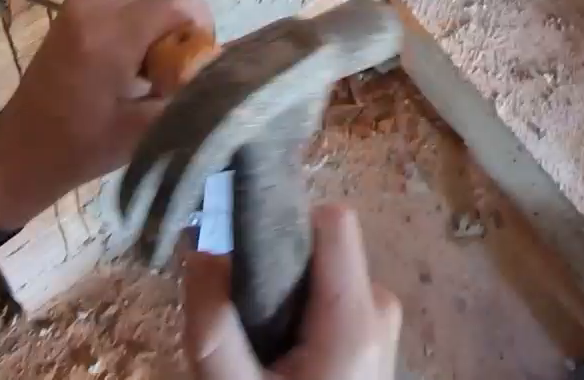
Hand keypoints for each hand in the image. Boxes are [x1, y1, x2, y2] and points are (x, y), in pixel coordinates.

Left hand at [0, 0, 213, 230]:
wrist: (16, 152)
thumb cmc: (80, 148)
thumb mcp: (144, 131)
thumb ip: (188, 96)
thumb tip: (224, 69)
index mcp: (110, 35)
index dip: (201, 24)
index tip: (196, 60)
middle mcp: (95, 6)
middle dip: (185, 20)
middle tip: (178, 63)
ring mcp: (81, 1)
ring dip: (164, 15)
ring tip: (156, 57)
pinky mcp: (75, 5)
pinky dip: (144, 13)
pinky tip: (135, 50)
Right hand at [184, 205, 401, 379]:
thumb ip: (213, 324)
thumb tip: (200, 249)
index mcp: (356, 314)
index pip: (335, 220)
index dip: (290, 224)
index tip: (250, 255)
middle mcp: (380, 305)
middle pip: (324, 249)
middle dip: (280, 272)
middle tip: (247, 323)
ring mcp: (383, 321)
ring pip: (325, 275)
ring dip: (288, 299)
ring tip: (264, 355)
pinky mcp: (377, 336)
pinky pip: (335, 298)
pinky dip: (305, 316)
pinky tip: (286, 363)